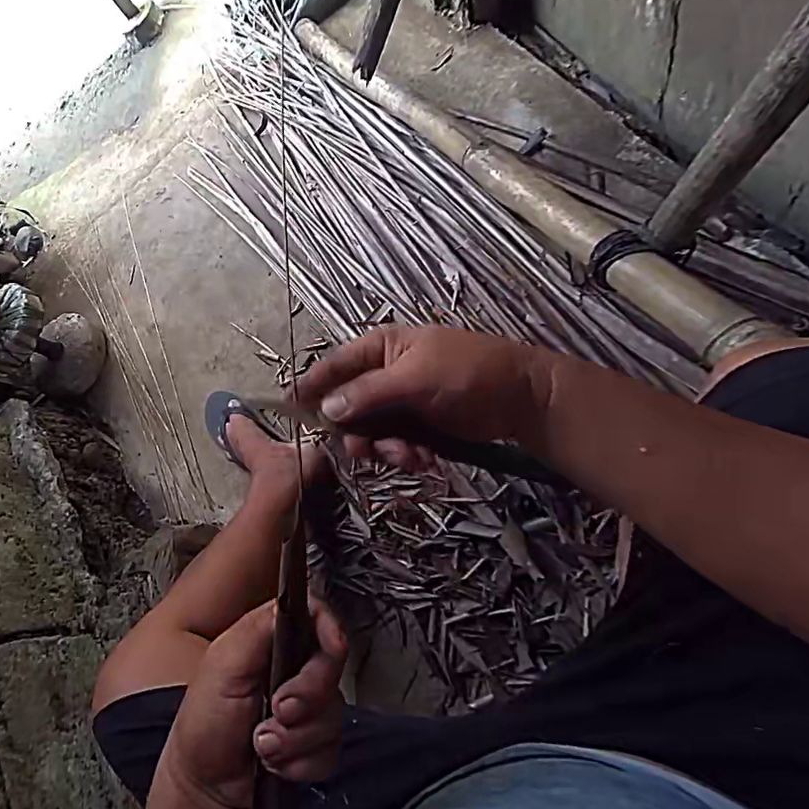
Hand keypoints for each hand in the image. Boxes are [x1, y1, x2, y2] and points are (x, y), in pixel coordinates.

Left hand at [151, 599, 348, 808]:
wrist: (205, 787)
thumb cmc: (204, 723)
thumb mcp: (223, 665)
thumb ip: (256, 630)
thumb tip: (288, 606)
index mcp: (272, 640)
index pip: (314, 617)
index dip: (330, 628)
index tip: (333, 644)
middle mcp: (292, 668)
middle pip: (331, 665)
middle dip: (307, 694)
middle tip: (278, 709)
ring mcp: (305, 706)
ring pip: (332, 712)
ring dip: (296, 736)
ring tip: (262, 742)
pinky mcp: (313, 742)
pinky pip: (330, 749)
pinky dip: (301, 761)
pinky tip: (275, 762)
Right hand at [293, 326, 561, 469]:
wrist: (521, 398)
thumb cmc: (467, 372)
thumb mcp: (414, 377)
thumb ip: (367, 393)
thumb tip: (325, 408)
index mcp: (380, 348)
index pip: (334, 366)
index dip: (310, 387)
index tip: (287, 408)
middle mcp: (384, 374)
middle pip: (348, 407)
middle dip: (356, 433)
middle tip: (364, 451)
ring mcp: (400, 402)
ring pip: (370, 431)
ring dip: (384, 449)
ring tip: (410, 456)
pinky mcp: (417, 426)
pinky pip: (394, 444)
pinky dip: (404, 455)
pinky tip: (425, 459)